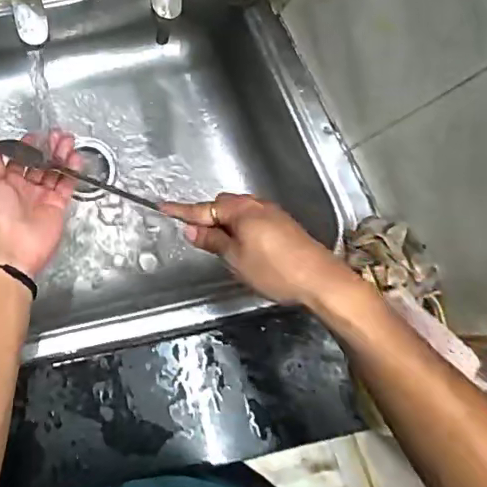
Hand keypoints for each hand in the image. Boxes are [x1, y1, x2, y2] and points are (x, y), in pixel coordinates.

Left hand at [0, 129, 77, 275]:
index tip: (36, 136)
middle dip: (48, 148)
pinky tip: (74, 158)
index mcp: (7, 184)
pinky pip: (66, 184)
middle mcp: (25, 190)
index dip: (28, 147)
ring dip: (61, 155)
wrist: (14, 247)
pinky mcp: (57, 206)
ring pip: (54, 171)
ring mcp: (42, 198)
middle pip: (40, 164)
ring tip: (68, 141)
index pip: (20, 160)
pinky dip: (71, 171)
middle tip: (57, 135)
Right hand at [161, 192, 343, 305]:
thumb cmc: (275, 270)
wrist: (323, 281)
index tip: (163, 207)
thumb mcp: (236, 259)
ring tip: (224, 247)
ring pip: (240, 213)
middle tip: (200, 237)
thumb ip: (212, 241)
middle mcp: (256, 205)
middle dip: (209, 217)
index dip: (182, 211)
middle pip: (222, 206)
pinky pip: (254, 219)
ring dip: (228, 224)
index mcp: (240, 210)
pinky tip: (247, 247)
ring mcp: (272, 213)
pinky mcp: (284, 225)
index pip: (203, 209)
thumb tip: (192, 229)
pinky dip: (243, 228)